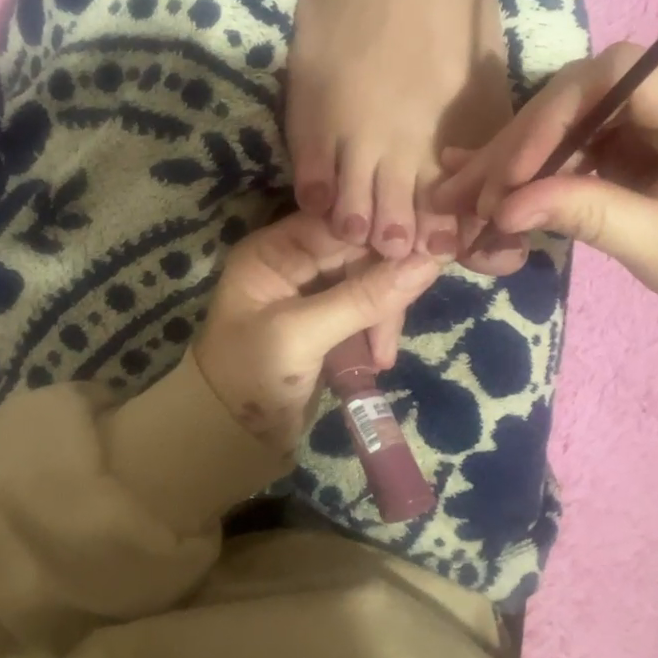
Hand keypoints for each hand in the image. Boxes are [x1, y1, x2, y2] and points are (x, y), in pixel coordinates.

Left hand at [195, 213, 441, 447]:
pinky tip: (379, 360)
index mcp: (273, 250)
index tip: (424, 252)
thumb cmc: (252, 375)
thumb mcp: (303, 335)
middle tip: (400, 318)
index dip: (381, 235)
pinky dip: (376, 330)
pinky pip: (365, 309)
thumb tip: (428, 262)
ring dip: (383, 314)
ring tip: (381, 357)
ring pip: (368, 281)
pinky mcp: (327, 319)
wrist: (229, 435)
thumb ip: (362, 299)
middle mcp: (292, 261)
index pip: (338, 222)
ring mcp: (310, 291)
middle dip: (385, 284)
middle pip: (358, 251)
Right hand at [434, 44, 657, 336]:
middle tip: (476, 195)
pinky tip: (495, 184)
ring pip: (572, 109)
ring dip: (520, 153)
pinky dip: (537, 162)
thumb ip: (590, 216)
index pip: (627, 72)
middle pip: (588, 89)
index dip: (557, 113)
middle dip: (526, 141)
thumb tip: (504, 208)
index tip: (512, 173)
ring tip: (472, 196)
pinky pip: (578, 131)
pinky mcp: (642, 126)